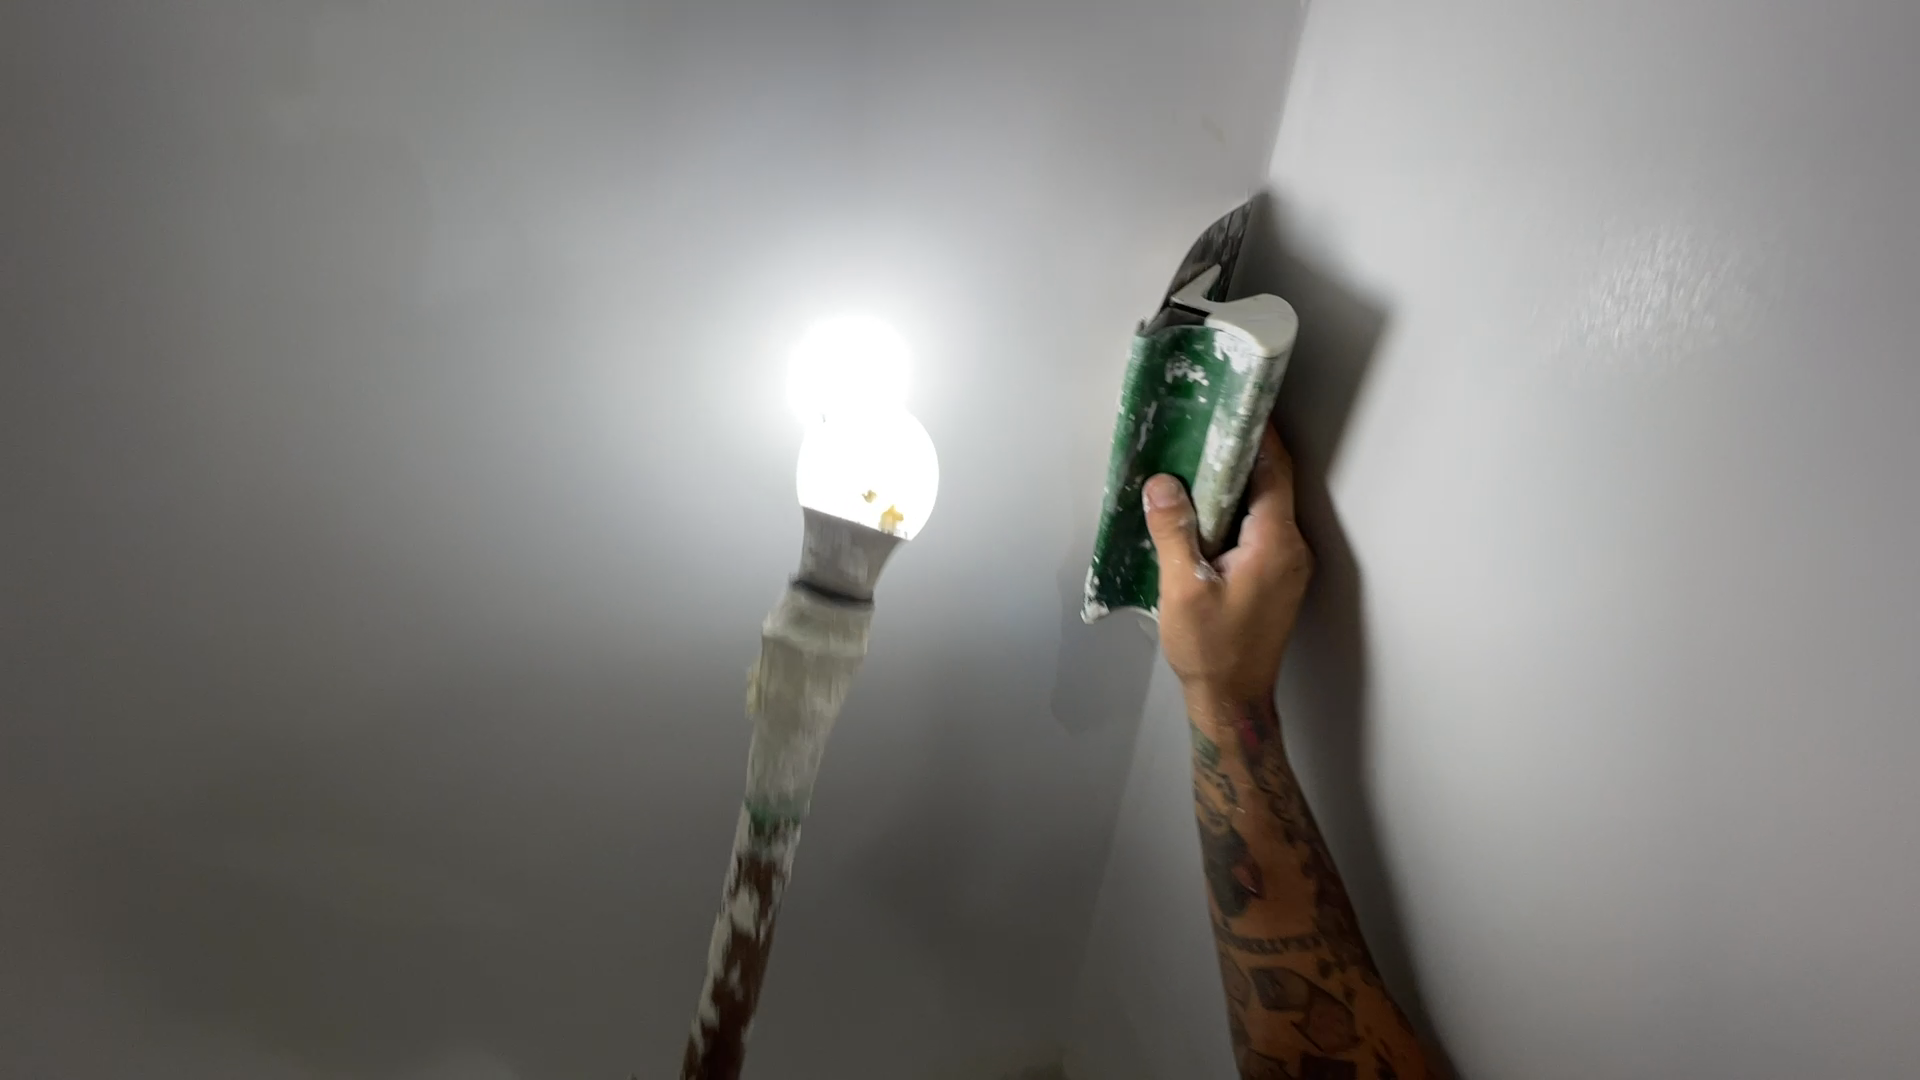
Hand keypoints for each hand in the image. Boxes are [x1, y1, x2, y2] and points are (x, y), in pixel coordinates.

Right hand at [1143, 423, 1312, 710]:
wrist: (1232, 698)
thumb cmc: (1210, 649)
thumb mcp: (1183, 588)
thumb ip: (1173, 531)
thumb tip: (1161, 484)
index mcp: (1274, 545)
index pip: (1273, 473)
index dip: (1257, 436)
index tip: (1236, 407)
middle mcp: (1290, 550)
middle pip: (1272, 485)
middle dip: (1240, 455)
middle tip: (1204, 431)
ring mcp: (1286, 565)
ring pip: (1265, 508)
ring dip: (1235, 485)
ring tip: (1196, 466)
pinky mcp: (1275, 578)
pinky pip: (1259, 530)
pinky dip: (1235, 513)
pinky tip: (1202, 514)